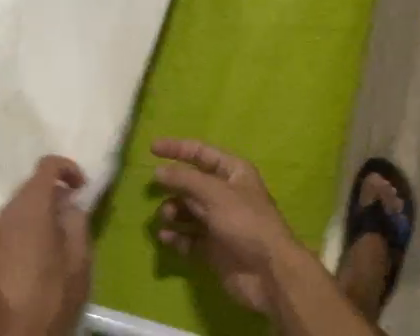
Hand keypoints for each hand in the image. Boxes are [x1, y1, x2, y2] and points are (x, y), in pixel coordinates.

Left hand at [0, 155, 92, 335]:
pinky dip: (19, 232)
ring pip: (14, 210)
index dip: (67, 168)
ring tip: (53, 240)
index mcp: (29, 211)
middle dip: (51, 194)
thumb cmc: (51, 303)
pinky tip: (32, 259)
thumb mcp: (79, 262)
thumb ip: (76, 222)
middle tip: (71, 216)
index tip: (82, 188)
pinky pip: (3, 231)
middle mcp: (2, 217)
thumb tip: (69, 205)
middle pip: (28, 188)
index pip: (46, 166)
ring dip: (34, 214)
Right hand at [150, 139, 300, 314]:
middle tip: (154, 190)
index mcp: (233, 172)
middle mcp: (225, 193)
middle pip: (191, 183)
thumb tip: (159, 171)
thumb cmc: (245, 222)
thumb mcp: (216, 194)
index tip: (152, 148)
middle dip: (173, 185)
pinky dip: (176, 236)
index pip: (200, 153)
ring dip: (173, 212)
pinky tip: (166, 238)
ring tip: (167, 218)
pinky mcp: (212, 248)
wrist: (267, 272)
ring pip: (187, 210)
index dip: (177, 148)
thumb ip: (186, 180)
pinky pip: (188, 237)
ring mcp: (219, 222)